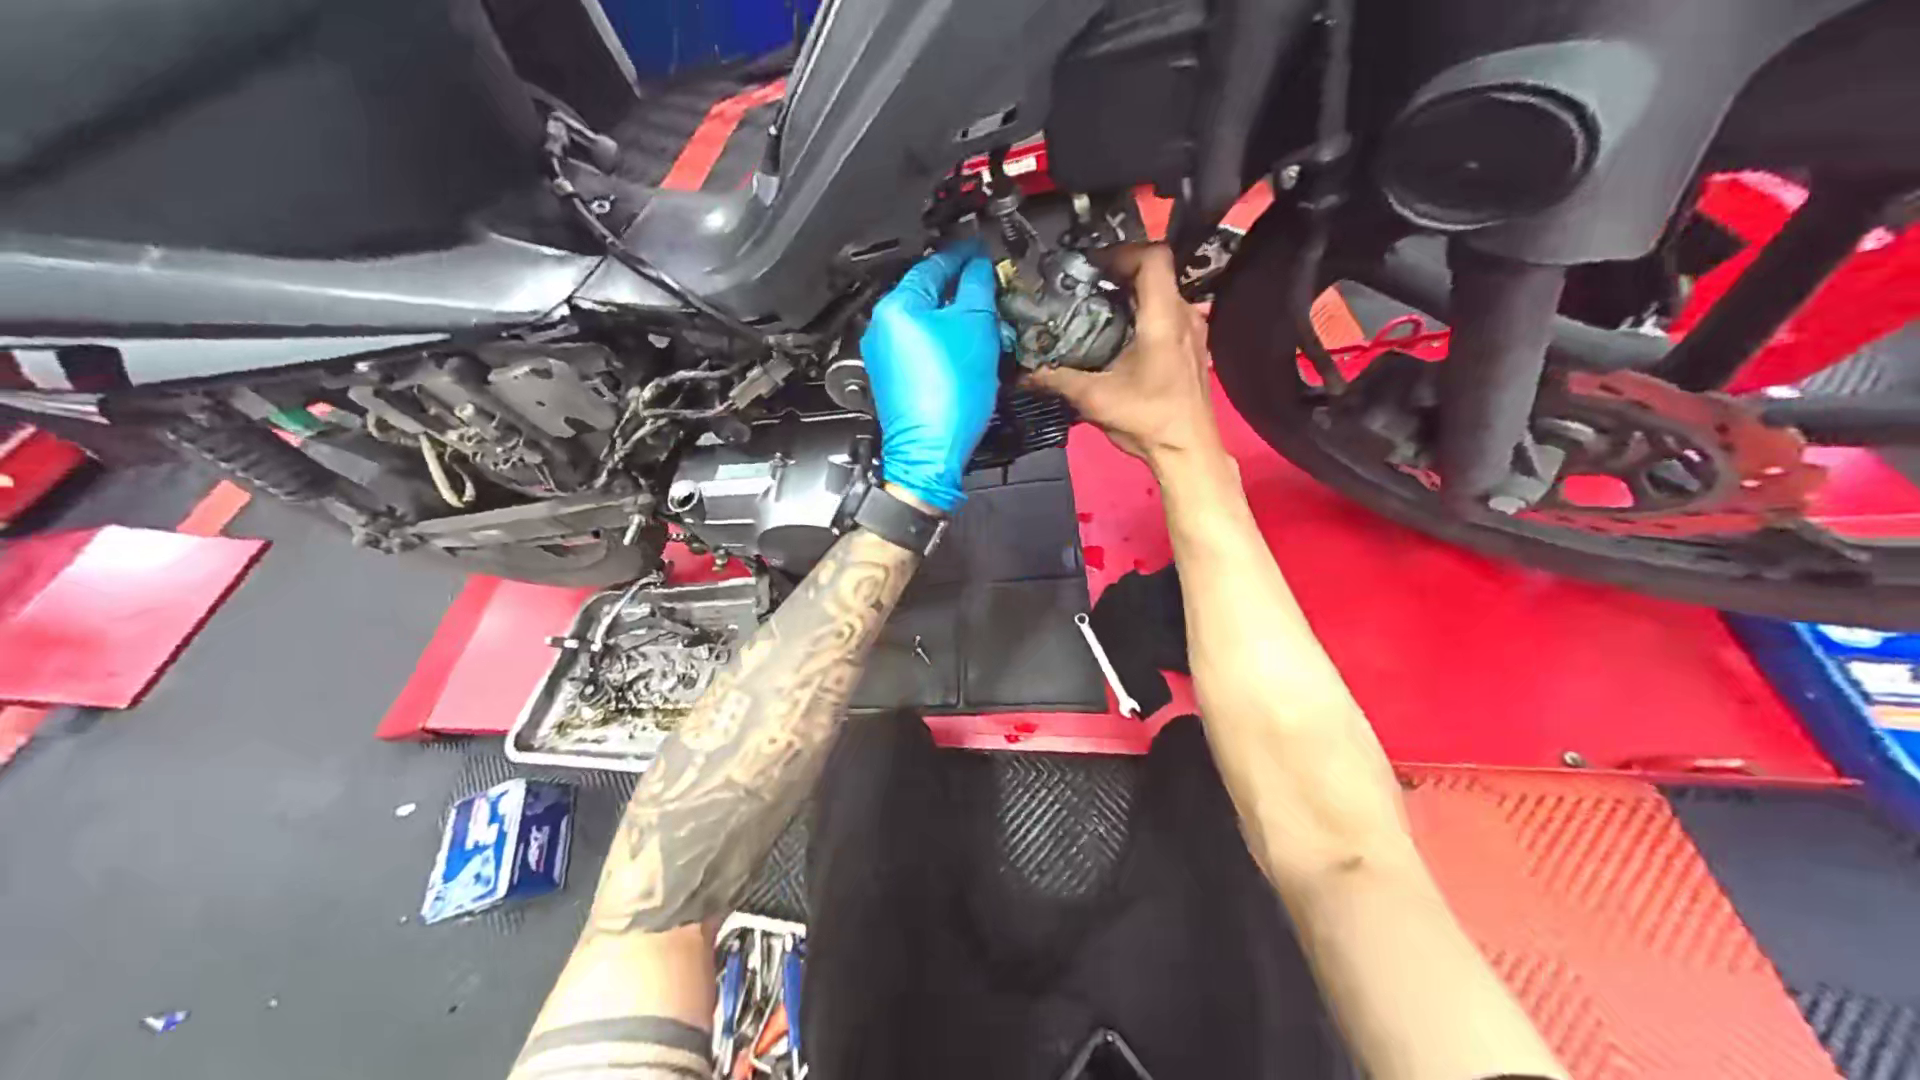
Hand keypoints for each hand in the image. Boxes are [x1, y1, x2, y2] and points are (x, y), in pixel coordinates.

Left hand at [860, 241, 1003, 512]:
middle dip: (959, 289)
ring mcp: (885, 356)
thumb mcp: (975, 329)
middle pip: (926, 293)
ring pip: (924, 321)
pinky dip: (942, 341)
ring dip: (952, 317)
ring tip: (980, 320)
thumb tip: (978, 267)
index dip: (964, 257)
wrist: (930, 453)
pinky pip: (920, 347)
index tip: (980, 252)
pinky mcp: (894, 379)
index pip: (935, 265)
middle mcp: (882, 328)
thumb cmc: (948, 398)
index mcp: (896, 307)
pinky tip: (963, 350)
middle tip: (986, 286)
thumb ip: (977, 288)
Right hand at [1024, 244, 1218, 465]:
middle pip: (1155, 273)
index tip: (1091, 267)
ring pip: (1162, 294)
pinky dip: (1142, 314)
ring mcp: (1193, 332)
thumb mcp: (1095, 399)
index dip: (1121, 252)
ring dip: (1131, 295)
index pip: (1153, 258)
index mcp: (1164, 319)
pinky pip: (1167, 314)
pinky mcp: (1192, 348)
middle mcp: (1184, 317)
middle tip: (1086, 287)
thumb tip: (1023, 373)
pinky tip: (1119, 338)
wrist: (1188, 452)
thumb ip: (1057, 380)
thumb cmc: (1148, 421)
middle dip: (1119, 273)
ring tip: (1098, 310)